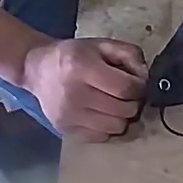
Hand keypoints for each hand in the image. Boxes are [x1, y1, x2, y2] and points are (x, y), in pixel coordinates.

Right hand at [20, 38, 147, 140]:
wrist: (37, 69)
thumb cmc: (74, 56)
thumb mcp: (102, 45)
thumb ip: (129, 55)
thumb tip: (145, 78)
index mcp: (81, 67)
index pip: (125, 89)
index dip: (139, 88)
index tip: (138, 85)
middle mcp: (73, 94)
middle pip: (123, 111)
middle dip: (133, 104)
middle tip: (129, 96)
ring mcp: (69, 115)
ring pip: (116, 128)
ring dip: (124, 118)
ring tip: (118, 107)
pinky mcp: (67, 130)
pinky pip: (103, 137)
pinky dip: (110, 129)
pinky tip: (106, 116)